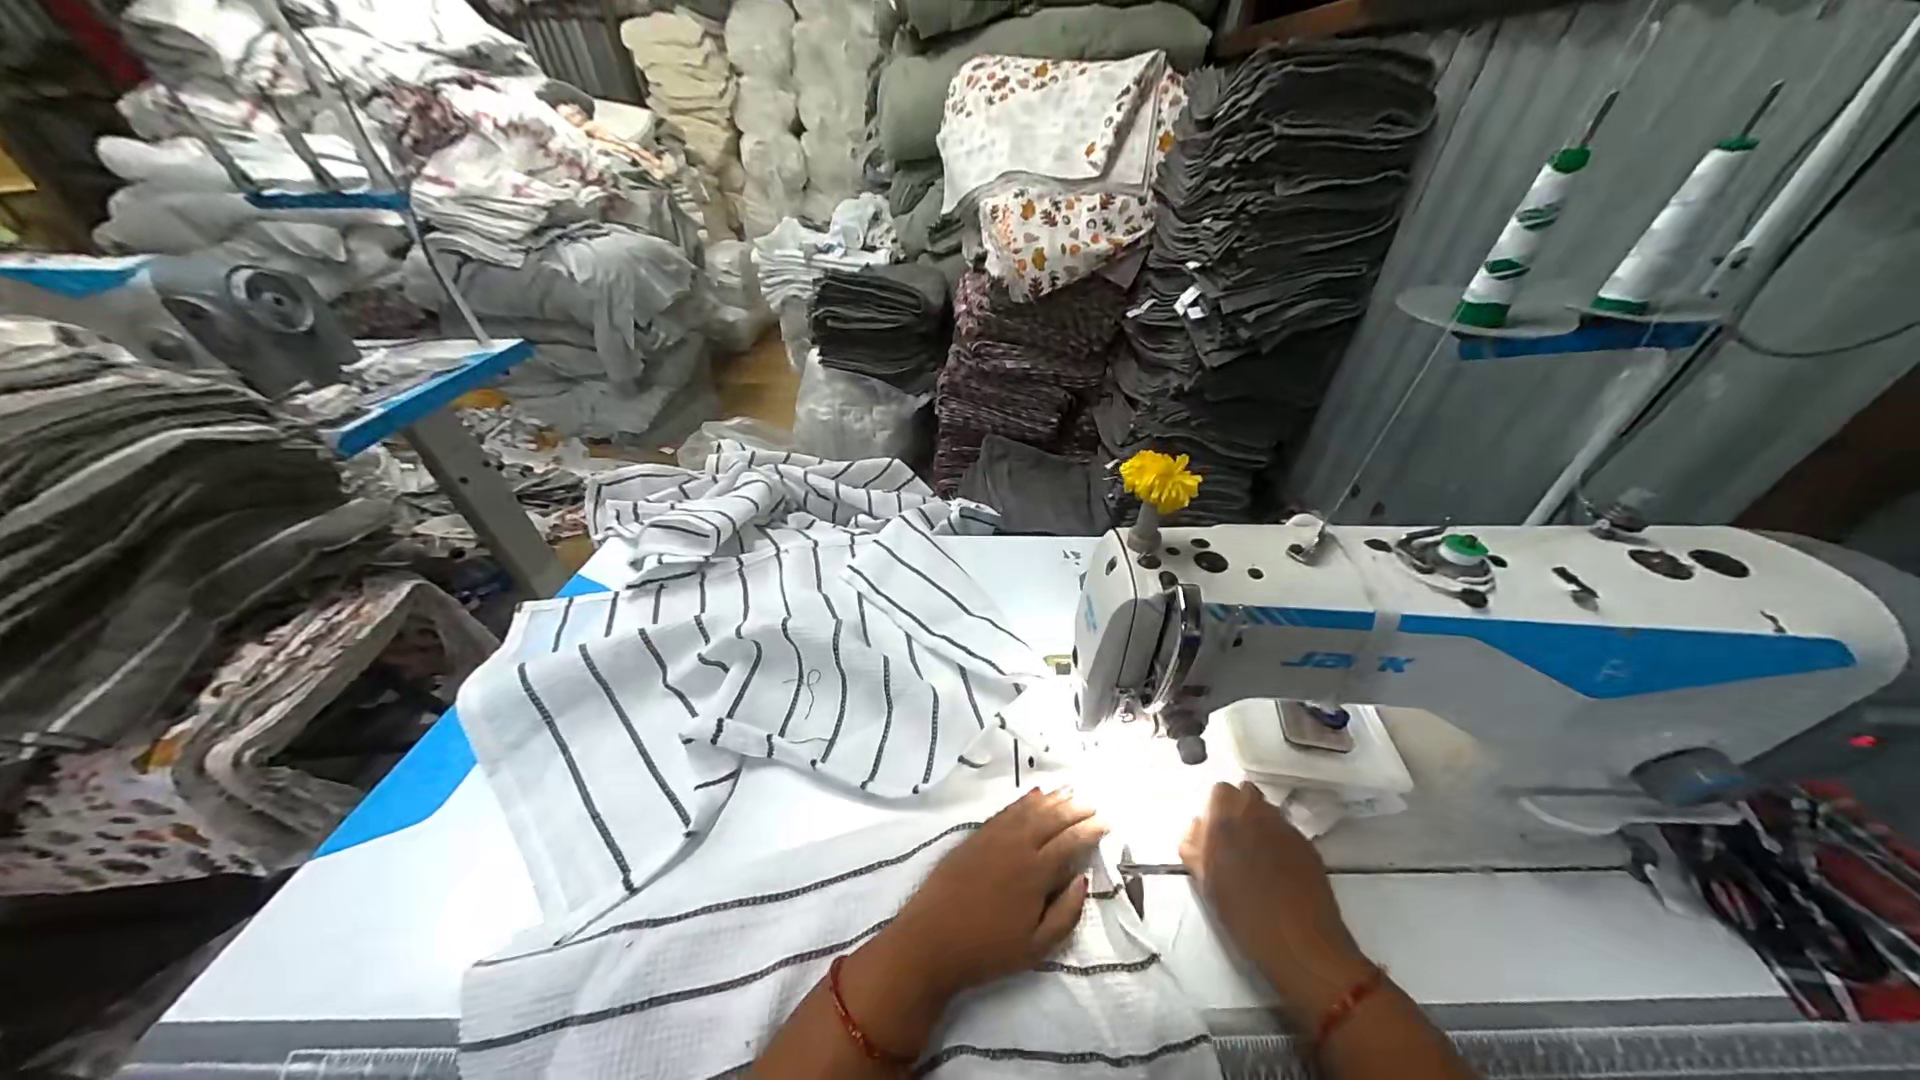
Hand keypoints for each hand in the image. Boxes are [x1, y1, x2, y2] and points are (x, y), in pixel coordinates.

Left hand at [877, 787, 1106, 1000]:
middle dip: (1073, 810)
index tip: (1104, 823)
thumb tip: (1082, 880)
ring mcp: (993, 837)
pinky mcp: (975, 837)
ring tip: (1068, 793)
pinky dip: (1022, 802)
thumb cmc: (987, 950)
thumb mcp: (1036, 947)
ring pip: (1028, 810)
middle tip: (1091, 805)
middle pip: (1050, 819)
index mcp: (1035, 871)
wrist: (930, 941)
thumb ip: (1066, 913)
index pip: (1069, 842)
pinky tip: (1032, 796)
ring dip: (1050, 800)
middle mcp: (1016, 845)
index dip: (1089, 831)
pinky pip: (1005, 811)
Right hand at [1180, 782, 1372, 1024]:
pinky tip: (1279, 869)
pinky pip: (1287, 831)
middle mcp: (1258, 814)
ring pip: (1268, 810)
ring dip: (1259, 822)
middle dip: (1238, 808)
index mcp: (1227, 820)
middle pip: (1246, 793)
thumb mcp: (1205, 882)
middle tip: (1233, 839)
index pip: (1220, 790)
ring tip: (1256, 855)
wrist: (1300, 945)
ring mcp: (1287, 829)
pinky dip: (1279, 840)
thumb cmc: (1243, 915)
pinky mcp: (1309, 846)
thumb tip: (1197, 826)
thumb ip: (1193, 846)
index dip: (1215, 807)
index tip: (1213, 830)